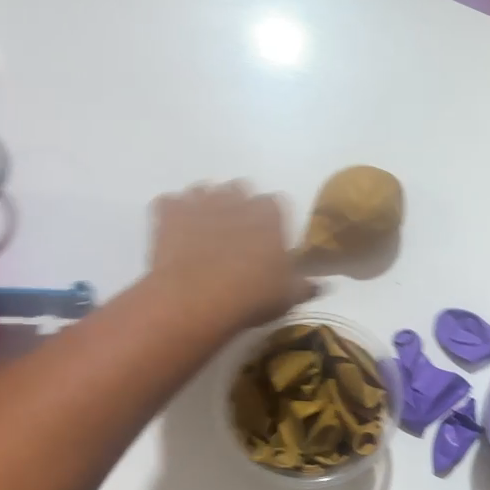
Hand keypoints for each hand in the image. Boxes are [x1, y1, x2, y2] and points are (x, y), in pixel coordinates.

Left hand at [148, 182, 314, 329]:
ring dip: (207, 206)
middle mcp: (236, 199)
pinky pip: (171, 202)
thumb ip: (305, 285)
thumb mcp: (288, 296)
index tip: (270, 241)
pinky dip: (174, 213)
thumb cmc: (251, 295)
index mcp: (269, 214)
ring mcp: (200, 201)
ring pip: (205, 191)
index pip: (277, 203)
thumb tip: (321, 284)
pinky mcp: (168, 212)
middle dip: (239, 207)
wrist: (195, 299)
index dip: (273, 221)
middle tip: (239, 237)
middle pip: (240, 190)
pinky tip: (177, 234)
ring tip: (206, 234)